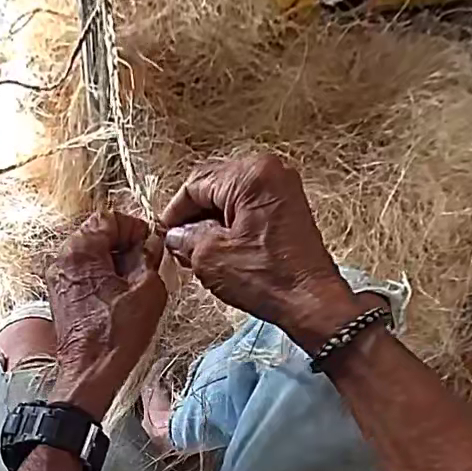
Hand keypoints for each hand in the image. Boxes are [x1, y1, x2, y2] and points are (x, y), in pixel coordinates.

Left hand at [44, 211, 168, 416]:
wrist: (90, 371)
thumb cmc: (114, 337)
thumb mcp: (147, 289)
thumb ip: (149, 258)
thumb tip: (150, 244)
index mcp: (79, 251)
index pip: (108, 218)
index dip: (134, 227)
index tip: (149, 243)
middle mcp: (62, 261)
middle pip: (97, 235)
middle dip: (123, 245)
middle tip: (144, 262)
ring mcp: (58, 280)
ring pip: (90, 255)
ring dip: (114, 262)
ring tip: (133, 283)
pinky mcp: (61, 297)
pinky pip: (84, 274)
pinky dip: (102, 277)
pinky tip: (118, 297)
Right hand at [161, 154, 364, 346]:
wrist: (308, 298)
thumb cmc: (265, 277)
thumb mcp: (210, 257)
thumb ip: (185, 239)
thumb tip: (174, 235)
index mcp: (249, 176)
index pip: (195, 184)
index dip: (173, 212)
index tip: (163, 236)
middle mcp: (269, 171)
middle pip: (213, 186)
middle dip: (191, 216)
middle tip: (177, 246)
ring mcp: (281, 188)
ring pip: (228, 198)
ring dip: (208, 222)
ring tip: (195, 253)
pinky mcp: (286, 208)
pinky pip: (246, 207)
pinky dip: (228, 225)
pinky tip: (217, 250)